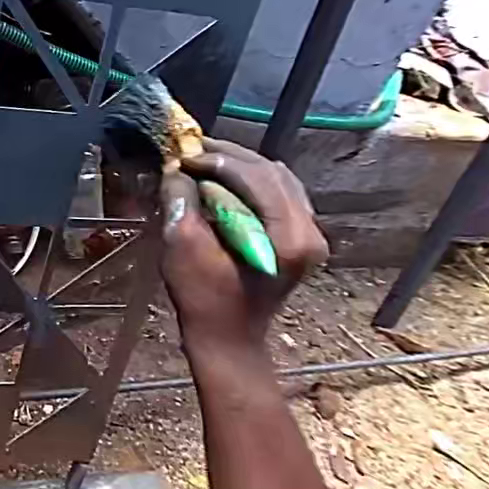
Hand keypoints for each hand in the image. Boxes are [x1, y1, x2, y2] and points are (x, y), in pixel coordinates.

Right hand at [160, 138, 327, 377]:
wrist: (226, 338)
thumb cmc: (203, 299)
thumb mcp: (183, 246)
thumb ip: (181, 200)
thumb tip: (176, 168)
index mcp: (291, 238)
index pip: (256, 177)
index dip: (216, 160)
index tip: (183, 156)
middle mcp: (311, 231)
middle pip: (270, 172)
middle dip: (227, 157)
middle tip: (190, 149)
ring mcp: (310, 233)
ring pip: (276, 178)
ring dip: (238, 166)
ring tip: (202, 160)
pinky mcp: (299, 235)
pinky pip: (277, 192)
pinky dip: (248, 181)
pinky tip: (221, 180)